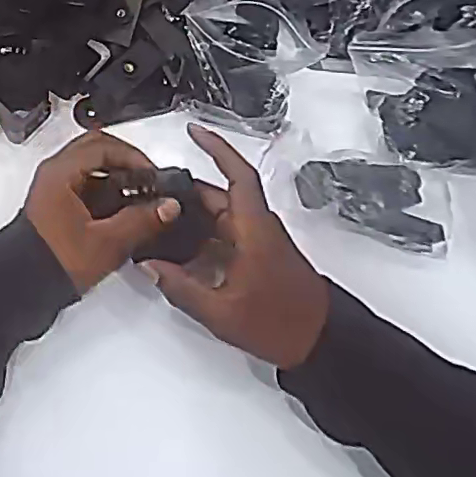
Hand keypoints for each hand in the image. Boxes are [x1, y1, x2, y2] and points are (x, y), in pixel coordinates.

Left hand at [25, 130, 181, 293]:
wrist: (24, 285)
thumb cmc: (54, 261)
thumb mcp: (107, 243)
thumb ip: (141, 221)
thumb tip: (167, 207)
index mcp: (61, 172)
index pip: (102, 146)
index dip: (132, 156)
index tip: (152, 174)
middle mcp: (54, 173)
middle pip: (95, 149)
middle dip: (126, 161)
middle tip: (149, 178)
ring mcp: (54, 187)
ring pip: (90, 166)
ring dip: (117, 175)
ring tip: (142, 195)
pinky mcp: (57, 203)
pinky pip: (85, 183)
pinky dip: (107, 189)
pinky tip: (125, 210)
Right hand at [143, 124, 330, 369]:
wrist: (325, 345)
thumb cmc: (285, 324)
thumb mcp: (223, 313)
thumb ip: (181, 288)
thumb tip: (150, 268)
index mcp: (254, 228)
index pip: (237, 174)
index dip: (216, 147)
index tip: (194, 130)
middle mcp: (257, 227)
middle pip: (218, 195)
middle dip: (186, 191)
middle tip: (155, 193)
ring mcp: (258, 241)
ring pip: (220, 215)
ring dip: (193, 215)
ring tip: (160, 221)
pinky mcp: (258, 255)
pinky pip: (225, 234)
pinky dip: (202, 235)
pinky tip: (181, 251)